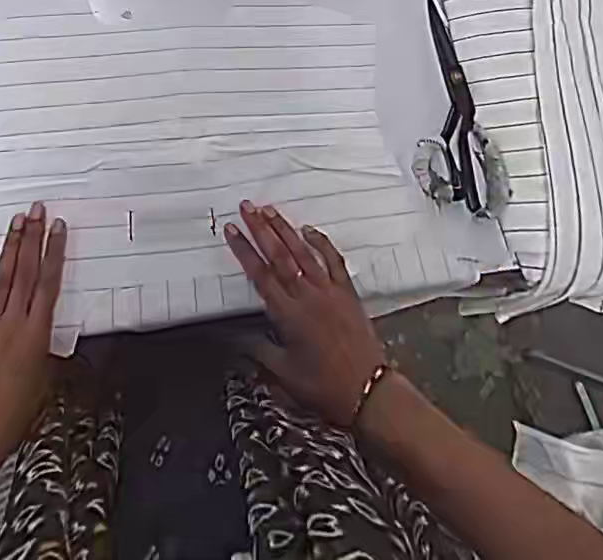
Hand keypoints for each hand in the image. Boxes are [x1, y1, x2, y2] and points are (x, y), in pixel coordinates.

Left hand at [0, 201, 67, 493]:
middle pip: (25, 271)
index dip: (54, 251)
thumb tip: (47, 332)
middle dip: (33, 237)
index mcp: (36, 335)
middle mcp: (12, 324)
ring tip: (16, 222)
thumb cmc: (10, 419)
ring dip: (10, 247)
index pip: (48, 282)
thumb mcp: (42, 383)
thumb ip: (45, 350)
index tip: (58, 228)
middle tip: (37, 211)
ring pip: (2, 277)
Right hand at [224, 199, 387, 426]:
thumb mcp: (284, 375)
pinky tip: (309, 230)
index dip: (244, 250)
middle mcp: (307, 297)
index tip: (232, 231)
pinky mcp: (347, 294)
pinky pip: (334, 261)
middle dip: (260, 228)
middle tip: (247, 207)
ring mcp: (329, 292)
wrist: (369, 394)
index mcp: (288, 315)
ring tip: (269, 210)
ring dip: (284, 229)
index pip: (260, 274)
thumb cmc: (326, 389)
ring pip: (302, 252)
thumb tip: (236, 337)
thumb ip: (259, 351)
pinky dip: (321, 243)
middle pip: (279, 255)